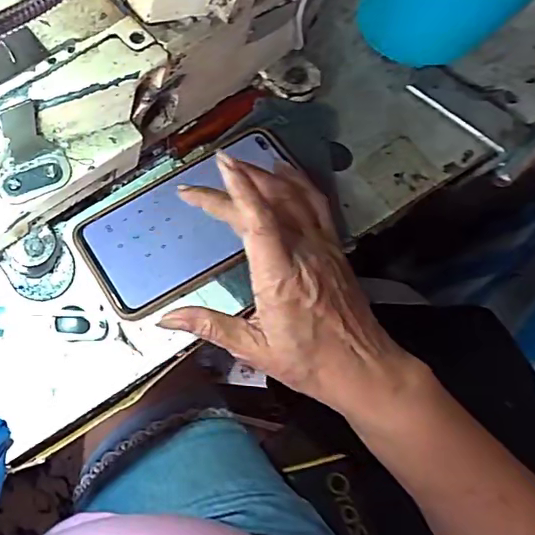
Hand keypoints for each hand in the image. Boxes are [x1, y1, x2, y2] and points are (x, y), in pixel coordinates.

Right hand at [158, 152, 423, 414]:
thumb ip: (209, 327)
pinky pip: (316, 205)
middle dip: (237, 182)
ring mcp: (323, 249)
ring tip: (241, 164)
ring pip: (296, 197)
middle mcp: (304, 255)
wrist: (366, 370)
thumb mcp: (254, 350)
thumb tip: (168, 319)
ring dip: (266, 176)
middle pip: (270, 204)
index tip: (221, 168)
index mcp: (280, 278)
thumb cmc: (312, 363)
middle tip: (206, 176)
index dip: (239, 190)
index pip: (258, 222)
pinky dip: (298, 183)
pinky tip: (285, 173)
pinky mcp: (334, 250)